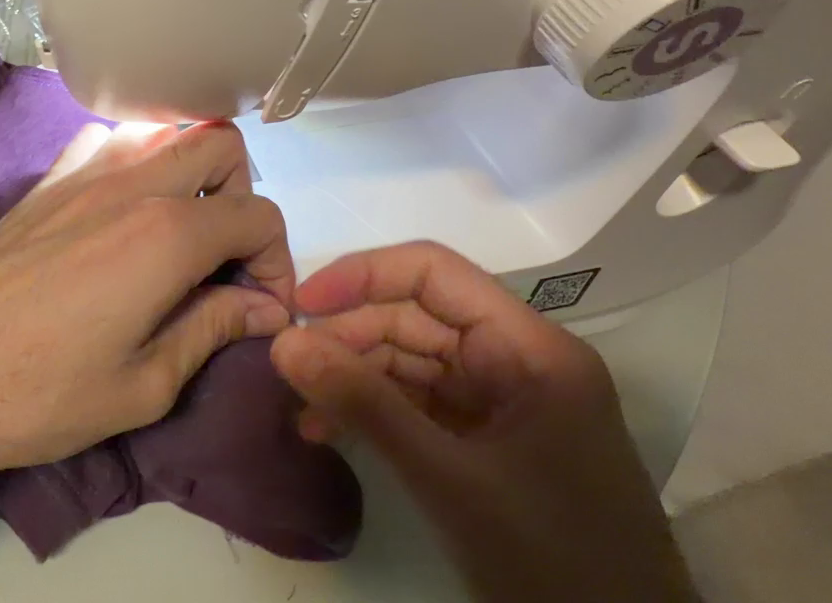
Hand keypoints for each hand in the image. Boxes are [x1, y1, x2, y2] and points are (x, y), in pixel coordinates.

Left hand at [0, 121, 297, 506]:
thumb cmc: (37, 394)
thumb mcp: (142, 385)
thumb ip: (212, 329)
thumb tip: (264, 306)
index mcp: (166, 233)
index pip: (258, 216)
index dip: (278, 264)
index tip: (262, 310)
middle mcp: (130, 183)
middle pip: (220, 146)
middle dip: (242, 198)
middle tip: (226, 265)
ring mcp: (80, 171)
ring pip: (164, 130)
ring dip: (191, 170)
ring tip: (180, 235)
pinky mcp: (44, 181)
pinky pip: (108, 140)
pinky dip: (136, 160)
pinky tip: (121, 212)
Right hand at [271, 242, 697, 602]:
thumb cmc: (549, 557)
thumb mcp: (447, 477)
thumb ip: (364, 404)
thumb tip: (282, 341)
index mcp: (531, 348)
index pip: (435, 274)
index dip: (363, 277)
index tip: (301, 305)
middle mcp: (518, 360)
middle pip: (416, 317)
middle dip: (349, 338)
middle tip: (290, 370)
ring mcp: (503, 401)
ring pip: (410, 360)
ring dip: (353, 379)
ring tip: (303, 411)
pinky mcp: (487, 439)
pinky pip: (417, 402)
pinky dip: (372, 412)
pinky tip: (328, 430)